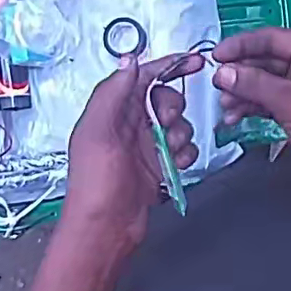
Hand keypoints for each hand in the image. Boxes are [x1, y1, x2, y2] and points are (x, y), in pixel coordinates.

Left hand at [62, 51, 203, 249]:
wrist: (105, 230)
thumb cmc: (96, 185)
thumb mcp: (97, 132)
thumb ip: (113, 93)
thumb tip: (130, 61)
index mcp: (111, 111)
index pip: (142, 77)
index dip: (168, 66)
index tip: (194, 61)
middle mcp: (128, 125)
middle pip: (163, 98)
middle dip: (173, 106)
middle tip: (167, 123)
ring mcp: (144, 146)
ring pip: (177, 123)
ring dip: (181, 133)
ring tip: (170, 151)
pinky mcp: (158, 166)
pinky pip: (183, 149)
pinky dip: (186, 154)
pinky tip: (176, 165)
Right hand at [211, 28, 290, 188]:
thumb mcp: (290, 101)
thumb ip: (253, 84)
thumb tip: (221, 73)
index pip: (270, 39)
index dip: (241, 45)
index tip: (215, 55)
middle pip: (264, 60)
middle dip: (239, 73)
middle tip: (215, 84)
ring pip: (262, 81)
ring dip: (242, 92)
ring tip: (224, 105)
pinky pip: (266, 98)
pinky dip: (250, 105)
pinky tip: (234, 116)